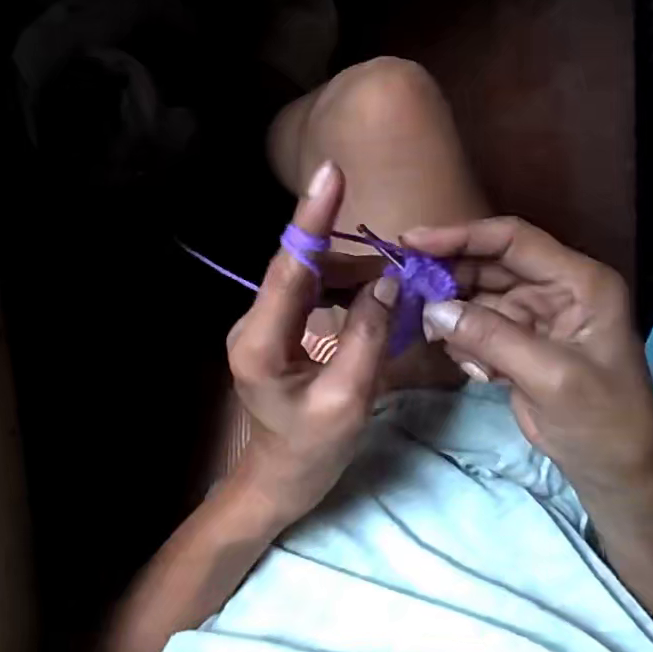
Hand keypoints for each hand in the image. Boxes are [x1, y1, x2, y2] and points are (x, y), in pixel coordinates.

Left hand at [227, 160, 395, 525]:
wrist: (280, 479)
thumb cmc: (312, 451)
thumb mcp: (348, 398)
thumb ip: (367, 335)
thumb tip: (389, 280)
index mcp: (259, 341)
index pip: (288, 268)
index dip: (311, 218)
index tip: (330, 172)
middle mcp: (252, 324)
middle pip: (300, 269)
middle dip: (348, 253)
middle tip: (401, 254)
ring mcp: (261, 326)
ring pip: (308, 280)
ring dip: (351, 274)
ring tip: (396, 280)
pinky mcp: (275, 331)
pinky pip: (311, 296)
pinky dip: (343, 291)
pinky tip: (374, 296)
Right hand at [400, 218, 652, 501]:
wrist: (614, 468)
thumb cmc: (602, 418)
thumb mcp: (551, 376)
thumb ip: (491, 337)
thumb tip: (433, 309)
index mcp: (578, 282)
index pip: (512, 240)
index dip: (461, 236)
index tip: (411, 242)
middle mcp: (553, 289)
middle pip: (486, 264)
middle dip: (446, 277)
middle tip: (404, 290)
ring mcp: (532, 315)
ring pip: (473, 295)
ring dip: (450, 316)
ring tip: (439, 341)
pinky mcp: (514, 340)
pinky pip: (472, 326)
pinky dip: (461, 342)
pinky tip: (476, 370)